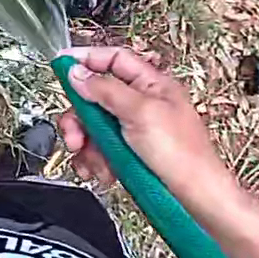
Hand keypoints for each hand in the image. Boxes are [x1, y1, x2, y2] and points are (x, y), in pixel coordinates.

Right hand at [54, 47, 241, 203]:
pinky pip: (99, 150)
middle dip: (80, 117)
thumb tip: (78, 72)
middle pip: (96, 96)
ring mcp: (134, 130)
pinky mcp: (128, 154)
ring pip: (93, 126)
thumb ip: (106, 89)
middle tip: (74, 135)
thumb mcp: (140, 112)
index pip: (114, 58)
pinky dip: (94, 161)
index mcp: (151, 84)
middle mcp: (141, 104)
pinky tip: (100, 173)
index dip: (87, 58)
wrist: (197, 200)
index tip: (62, 62)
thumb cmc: (182, 154)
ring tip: (91, 161)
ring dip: (86, 145)